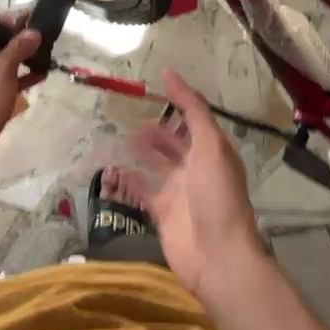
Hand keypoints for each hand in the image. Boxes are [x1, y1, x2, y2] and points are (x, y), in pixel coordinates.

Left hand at [0, 14, 41, 188]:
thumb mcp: (1, 69)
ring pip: (4, 62)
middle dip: (19, 38)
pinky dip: (22, 77)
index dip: (6, 19)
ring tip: (47, 53)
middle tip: (44, 35)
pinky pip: (8, 81)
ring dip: (23, 57)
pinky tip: (41, 76)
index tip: (29, 20)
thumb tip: (33, 32)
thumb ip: (17, 48)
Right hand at [124, 71, 265, 298]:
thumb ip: (191, 108)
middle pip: (175, 142)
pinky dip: (128, 178)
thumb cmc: (217, 195)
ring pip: (157, 164)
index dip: (178, 102)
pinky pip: (142, 190)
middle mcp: (196, 168)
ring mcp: (178, 191)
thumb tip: (169, 73)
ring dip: (143, 149)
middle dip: (157, 128)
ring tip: (121, 134)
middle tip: (131, 111)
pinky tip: (112, 166)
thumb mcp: (210, 145)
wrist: (218, 257)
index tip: (154, 84)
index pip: (194, 120)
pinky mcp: (162, 212)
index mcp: (212, 151)